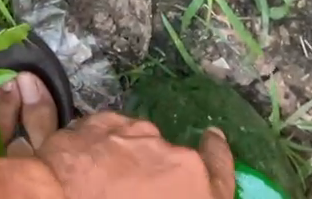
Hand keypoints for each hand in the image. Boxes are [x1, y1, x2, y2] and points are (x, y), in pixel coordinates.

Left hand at [32, 113, 235, 198]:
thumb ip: (180, 195)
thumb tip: (171, 191)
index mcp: (198, 187)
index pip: (221, 169)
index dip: (218, 155)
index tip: (214, 138)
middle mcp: (173, 154)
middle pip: (173, 163)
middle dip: (160, 177)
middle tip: (138, 195)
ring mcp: (135, 132)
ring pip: (140, 146)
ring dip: (131, 160)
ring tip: (108, 185)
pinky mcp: (102, 120)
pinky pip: (113, 134)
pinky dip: (107, 147)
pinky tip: (91, 166)